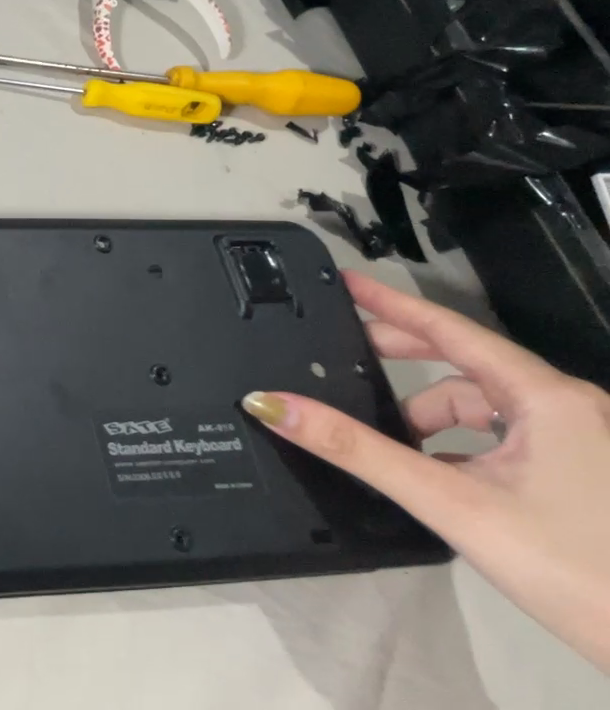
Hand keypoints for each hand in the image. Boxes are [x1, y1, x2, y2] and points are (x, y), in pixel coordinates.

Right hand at [241, 271, 609, 670]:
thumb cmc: (576, 566)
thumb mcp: (451, 502)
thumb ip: (355, 449)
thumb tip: (271, 404)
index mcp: (548, 399)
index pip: (451, 330)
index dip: (392, 303)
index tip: (345, 282)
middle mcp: (570, 408)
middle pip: (465, 363)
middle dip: (400, 358)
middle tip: (341, 357)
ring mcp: (583, 442)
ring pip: (483, 405)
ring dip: (429, 417)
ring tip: (387, 444)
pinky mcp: (584, 473)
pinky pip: (504, 437)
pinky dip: (458, 444)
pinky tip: (434, 474)